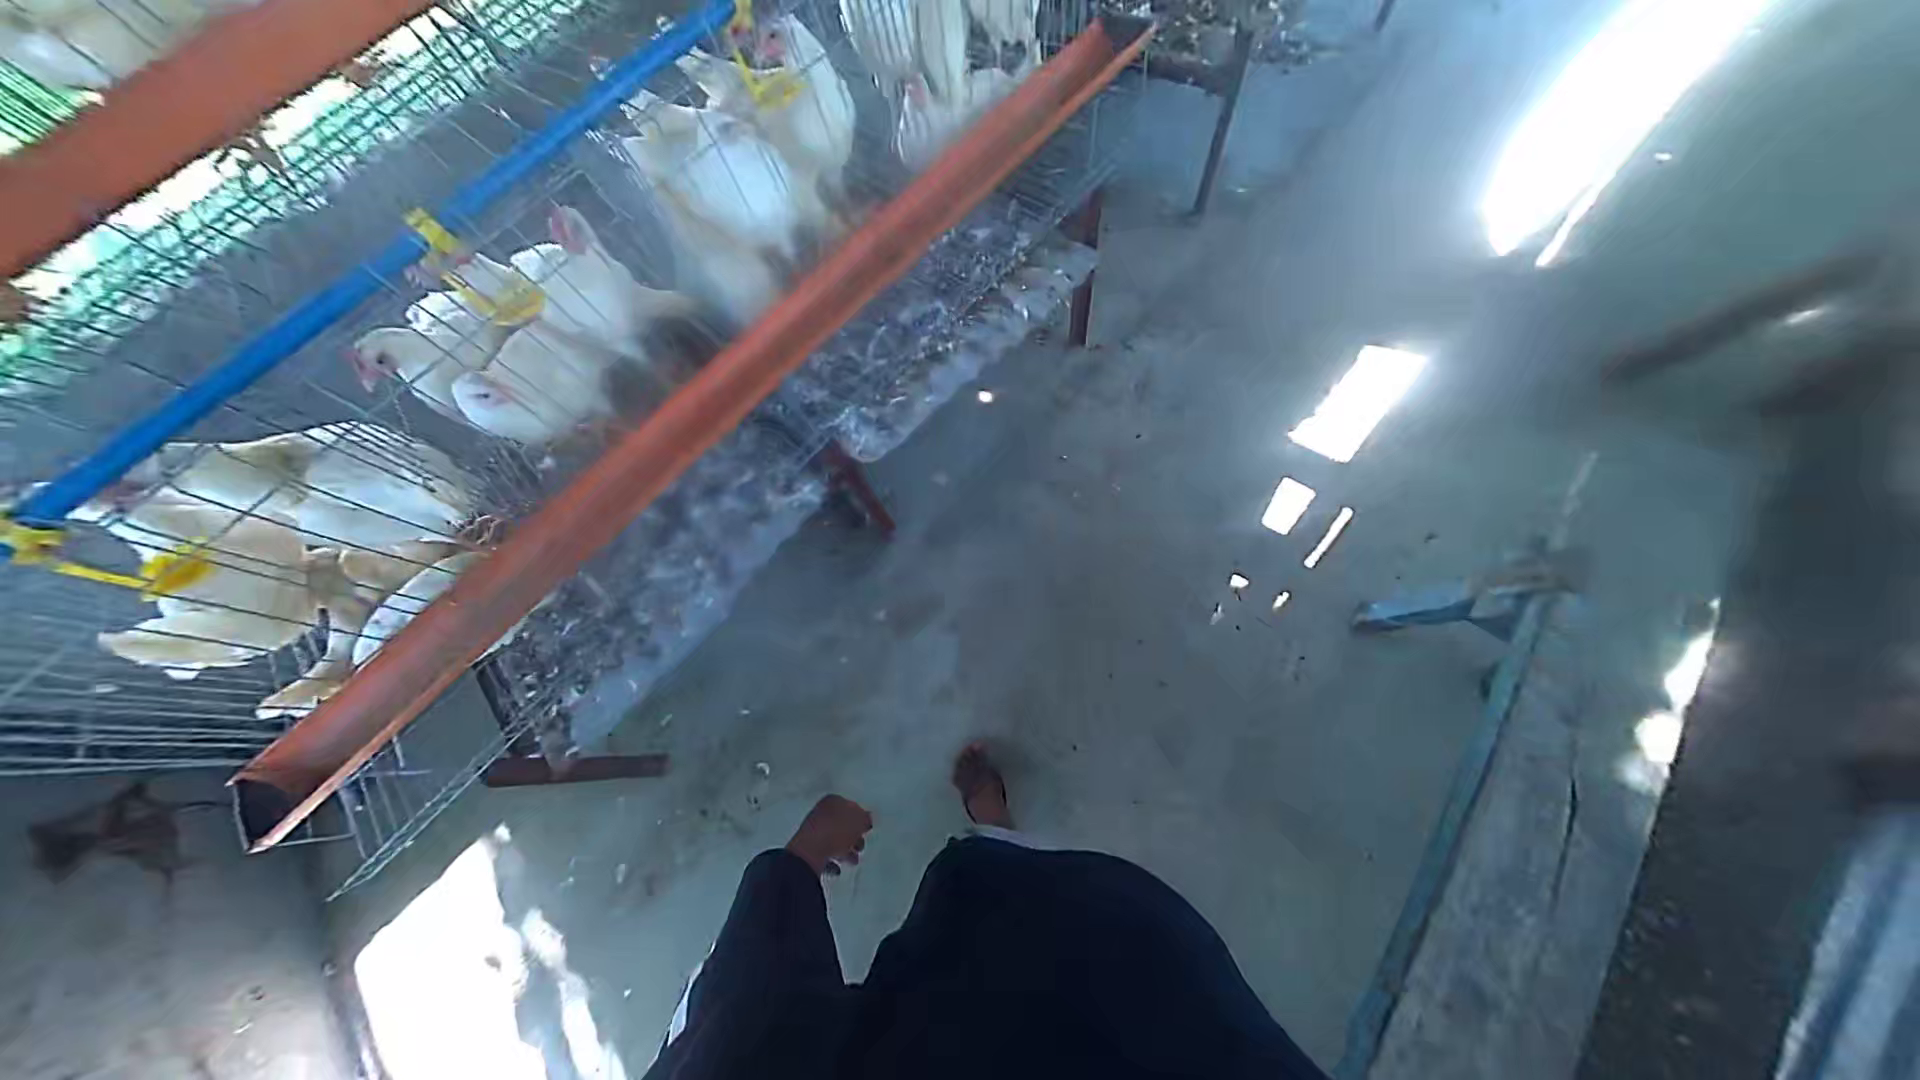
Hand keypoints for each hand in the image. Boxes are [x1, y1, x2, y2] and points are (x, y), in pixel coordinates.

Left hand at [786, 794, 871, 876]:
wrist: (810, 853)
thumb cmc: (836, 831)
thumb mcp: (858, 822)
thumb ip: (865, 819)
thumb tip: (866, 820)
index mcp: (832, 801)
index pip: (849, 806)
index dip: (859, 817)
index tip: (866, 828)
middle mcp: (820, 812)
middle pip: (840, 823)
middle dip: (852, 835)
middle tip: (860, 846)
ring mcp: (812, 831)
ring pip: (833, 839)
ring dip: (845, 850)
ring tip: (853, 860)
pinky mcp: (807, 849)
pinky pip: (824, 853)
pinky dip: (832, 860)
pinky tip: (838, 868)